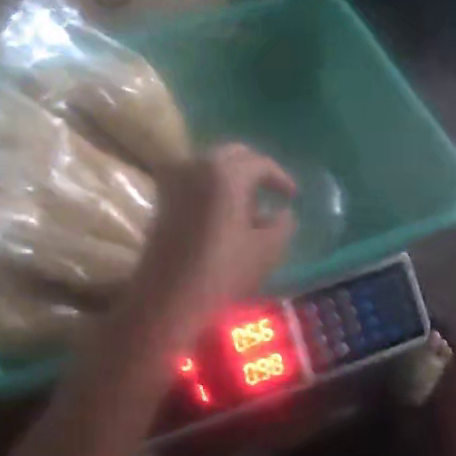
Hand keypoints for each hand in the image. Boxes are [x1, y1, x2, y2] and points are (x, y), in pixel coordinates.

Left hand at [126, 143, 296, 328]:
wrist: (168, 298)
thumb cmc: (224, 271)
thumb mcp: (268, 250)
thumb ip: (283, 224)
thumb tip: (284, 213)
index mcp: (227, 173)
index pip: (261, 163)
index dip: (281, 178)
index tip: (293, 195)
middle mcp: (197, 166)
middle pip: (233, 157)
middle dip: (255, 171)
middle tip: (272, 190)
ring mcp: (175, 182)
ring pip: (211, 169)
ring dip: (233, 180)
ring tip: (250, 206)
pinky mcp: (162, 201)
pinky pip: (195, 184)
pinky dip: (213, 191)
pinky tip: (226, 215)